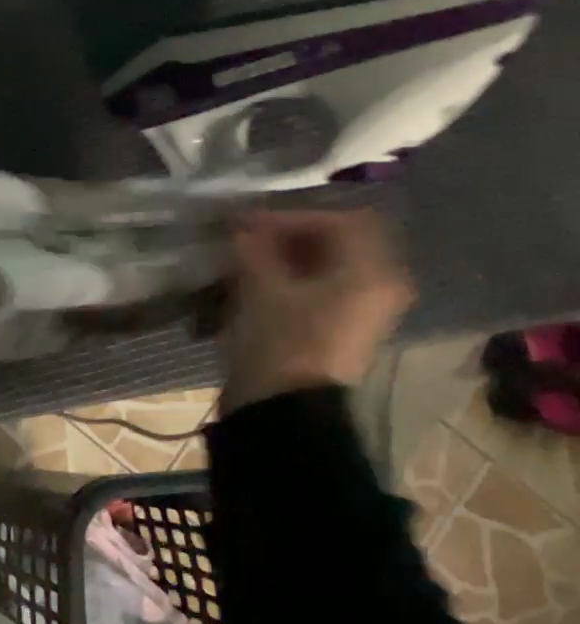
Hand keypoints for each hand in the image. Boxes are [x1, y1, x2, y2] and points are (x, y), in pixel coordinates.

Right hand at [219, 209, 412, 411]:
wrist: (284, 408)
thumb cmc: (278, 342)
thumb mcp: (260, 289)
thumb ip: (254, 250)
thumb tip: (244, 227)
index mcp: (371, 271)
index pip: (341, 220)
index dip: (292, 215)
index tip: (248, 224)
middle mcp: (380, 285)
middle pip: (339, 244)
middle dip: (290, 237)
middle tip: (246, 241)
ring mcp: (365, 311)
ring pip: (328, 268)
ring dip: (287, 260)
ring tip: (244, 264)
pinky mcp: (343, 330)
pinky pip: (322, 290)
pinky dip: (291, 282)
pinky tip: (256, 288)